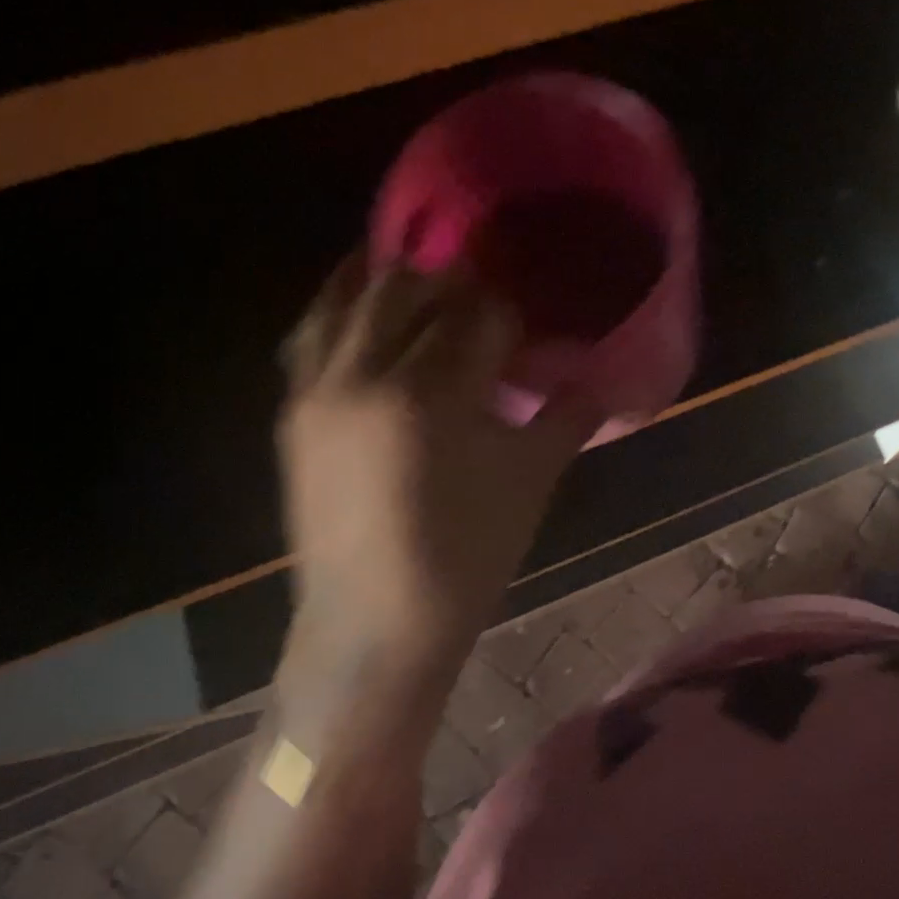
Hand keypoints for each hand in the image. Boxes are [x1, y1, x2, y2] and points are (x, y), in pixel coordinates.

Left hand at [277, 249, 601, 664]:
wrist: (376, 624)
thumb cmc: (468, 552)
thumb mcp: (532, 479)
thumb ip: (569, 416)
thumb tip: (604, 379)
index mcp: (432, 394)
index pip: (478, 316)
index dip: (511, 306)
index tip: (531, 308)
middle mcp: (365, 376)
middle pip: (406, 291)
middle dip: (450, 279)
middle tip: (484, 284)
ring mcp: (318, 392)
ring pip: (348, 302)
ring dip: (389, 280)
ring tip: (424, 274)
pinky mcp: (294, 414)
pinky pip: (311, 336)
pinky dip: (342, 310)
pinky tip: (368, 311)